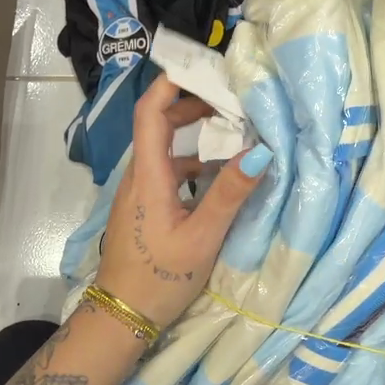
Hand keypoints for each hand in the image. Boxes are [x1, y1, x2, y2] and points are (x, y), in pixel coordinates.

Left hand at [97, 76, 269, 328]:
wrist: (122, 316)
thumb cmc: (159, 278)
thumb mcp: (201, 238)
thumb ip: (230, 194)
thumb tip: (263, 149)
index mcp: (148, 175)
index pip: (150, 111)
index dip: (172, 82)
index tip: (205, 68)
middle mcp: (139, 176)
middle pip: (158, 124)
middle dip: (192, 105)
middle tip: (233, 100)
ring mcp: (139, 193)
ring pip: (165, 150)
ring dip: (195, 136)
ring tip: (235, 133)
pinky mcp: (144, 209)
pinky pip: (167, 172)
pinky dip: (192, 164)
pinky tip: (220, 176)